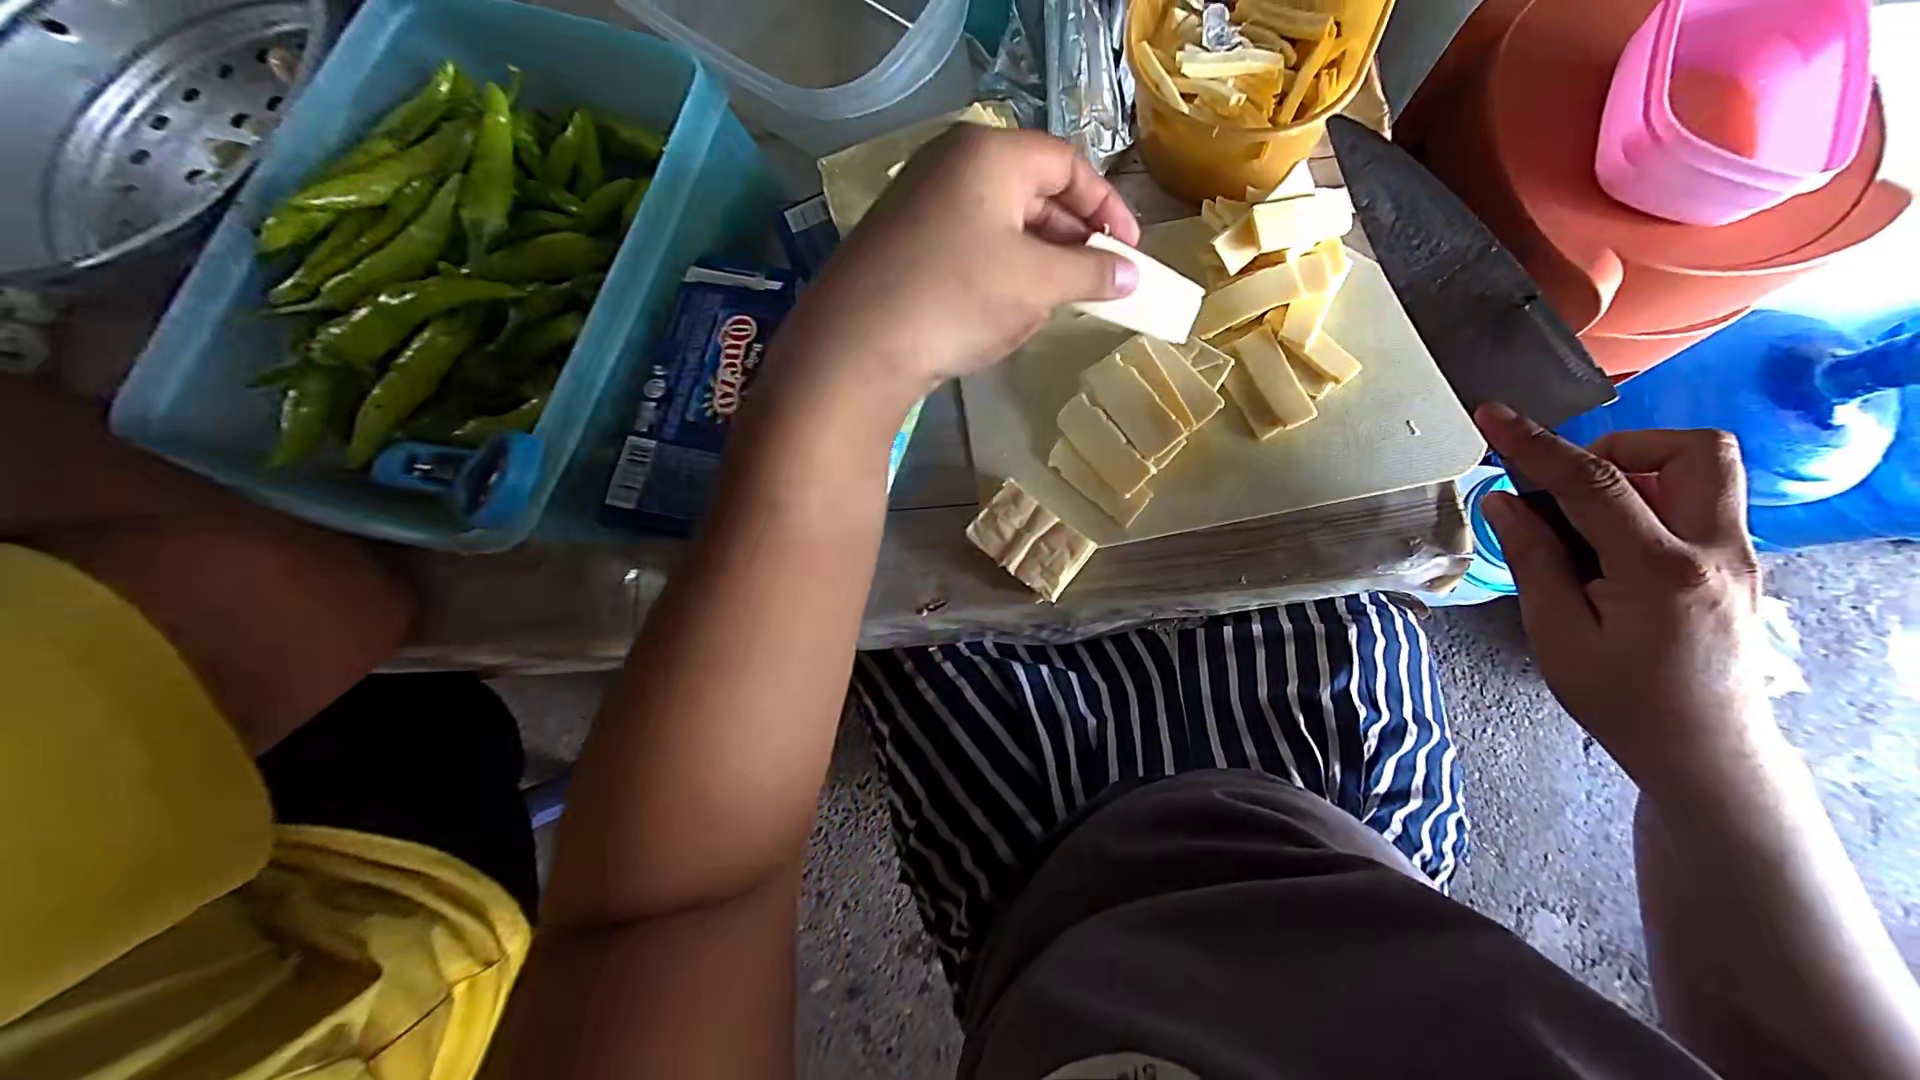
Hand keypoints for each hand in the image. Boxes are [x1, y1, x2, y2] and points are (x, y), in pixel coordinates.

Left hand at [774, 126, 1139, 406]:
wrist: (857, 347)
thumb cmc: (957, 299)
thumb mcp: (1037, 284)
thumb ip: (1092, 273)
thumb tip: (1130, 276)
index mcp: (987, 154)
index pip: (1067, 165)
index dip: (1107, 208)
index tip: (1131, 252)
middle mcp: (948, 166)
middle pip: (1031, 192)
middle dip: (1072, 238)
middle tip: (1098, 280)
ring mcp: (918, 205)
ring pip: (998, 225)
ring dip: (1036, 260)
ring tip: (1058, 300)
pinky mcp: (901, 246)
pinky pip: (966, 248)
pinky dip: (997, 273)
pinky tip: (1005, 310)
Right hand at [1475, 404, 1777, 792]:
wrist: (1702, 747)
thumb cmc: (1618, 696)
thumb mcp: (1555, 631)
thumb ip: (1534, 558)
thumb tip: (1506, 501)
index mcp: (1661, 571)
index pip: (1595, 483)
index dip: (1535, 444)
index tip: (1493, 415)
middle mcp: (1717, 550)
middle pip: (1692, 449)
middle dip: (1617, 446)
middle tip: (1565, 486)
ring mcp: (1738, 554)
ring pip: (1704, 469)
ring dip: (1636, 470)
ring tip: (1582, 516)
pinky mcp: (1736, 562)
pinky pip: (1697, 501)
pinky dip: (1645, 499)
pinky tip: (1606, 541)